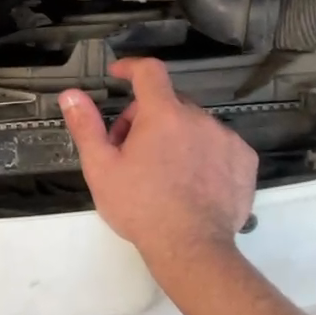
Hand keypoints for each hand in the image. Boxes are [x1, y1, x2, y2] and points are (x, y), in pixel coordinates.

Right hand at [60, 57, 256, 267]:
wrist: (190, 246)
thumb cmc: (139, 207)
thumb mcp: (101, 168)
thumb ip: (86, 127)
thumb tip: (71, 95)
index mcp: (162, 115)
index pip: (149, 73)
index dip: (131, 68)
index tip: (119, 74)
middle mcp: (199, 118)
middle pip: (169, 105)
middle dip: (146, 120)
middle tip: (129, 153)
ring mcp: (226, 138)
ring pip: (194, 126)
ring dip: (176, 138)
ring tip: (162, 175)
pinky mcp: (245, 160)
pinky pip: (218, 146)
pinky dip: (202, 155)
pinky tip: (190, 184)